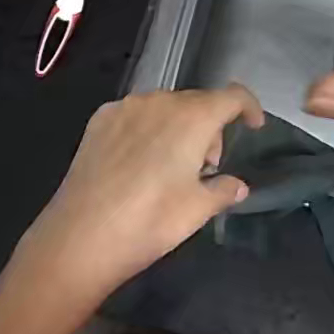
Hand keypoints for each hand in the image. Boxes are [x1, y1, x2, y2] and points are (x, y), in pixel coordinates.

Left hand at [12, 86, 263, 301]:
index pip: (233, 96)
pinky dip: (147, 129)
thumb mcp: (197, 211)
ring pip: (166, 107)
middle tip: (206, 168)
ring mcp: (127, 106)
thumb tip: (237, 185)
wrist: (79, 237)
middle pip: (198, 102)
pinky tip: (137, 163)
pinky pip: (136, 114)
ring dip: (178, 127)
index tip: (253, 126)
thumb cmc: (150, 223)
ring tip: (170, 167)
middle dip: (210, 128)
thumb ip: (224, 190)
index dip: (248, 107)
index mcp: (193, 117)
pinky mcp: (101, 118)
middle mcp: (162, 100)